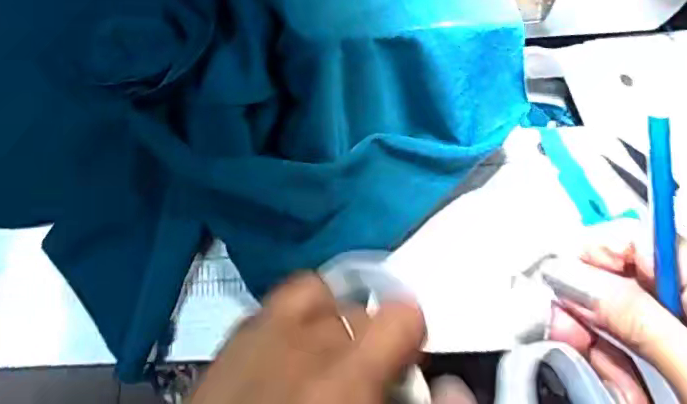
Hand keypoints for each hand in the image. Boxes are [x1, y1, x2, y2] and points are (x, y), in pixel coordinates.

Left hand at [191, 272, 427, 403]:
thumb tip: (454, 391)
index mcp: (347, 383)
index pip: (400, 318)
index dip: (414, 336)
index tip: (414, 360)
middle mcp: (307, 345)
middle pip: (360, 312)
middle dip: (372, 339)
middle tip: (372, 379)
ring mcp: (263, 335)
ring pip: (316, 296)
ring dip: (332, 321)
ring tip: (333, 360)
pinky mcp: (232, 341)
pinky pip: (274, 305)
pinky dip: (292, 317)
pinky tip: (292, 353)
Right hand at [546, 222, 686, 403]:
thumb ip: (634, 318)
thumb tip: (572, 274)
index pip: (641, 239)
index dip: (594, 256)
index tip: (560, 283)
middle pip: (630, 281)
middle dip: (595, 309)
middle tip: (568, 333)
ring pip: (631, 322)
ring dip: (606, 348)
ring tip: (607, 380)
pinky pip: (645, 358)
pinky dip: (625, 374)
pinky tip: (622, 391)